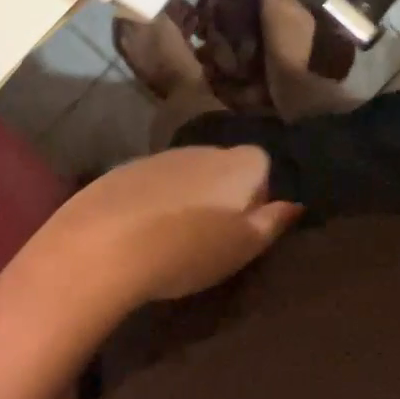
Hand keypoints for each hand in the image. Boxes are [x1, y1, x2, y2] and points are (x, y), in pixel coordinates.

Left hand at [26, 146, 301, 308]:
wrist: (105, 245)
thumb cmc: (189, 249)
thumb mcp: (243, 247)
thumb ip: (272, 221)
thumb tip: (294, 204)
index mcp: (239, 163)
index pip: (262, 164)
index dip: (257, 195)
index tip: (243, 229)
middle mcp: (203, 149)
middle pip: (223, 166)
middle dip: (220, 194)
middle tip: (209, 238)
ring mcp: (160, 156)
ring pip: (185, 174)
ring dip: (185, 198)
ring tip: (172, 239)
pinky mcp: (123, 169)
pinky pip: (151, 183)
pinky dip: (152, 201)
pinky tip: (139, 233)